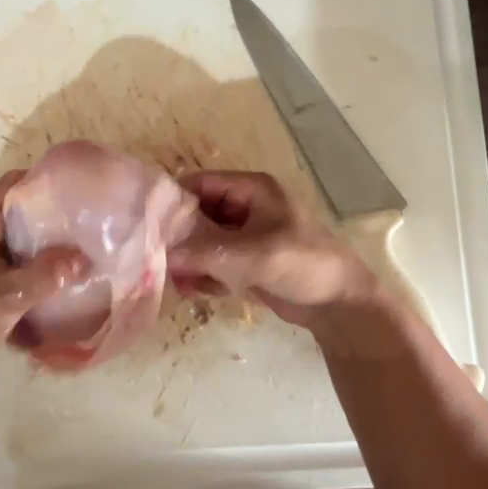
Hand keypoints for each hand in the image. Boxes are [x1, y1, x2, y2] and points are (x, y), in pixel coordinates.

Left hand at [0, 170, 86, 385]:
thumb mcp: (8, 296)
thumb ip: (46, 274)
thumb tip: (85, 256)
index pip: (12, 184)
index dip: (42, 179)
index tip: (77, 187)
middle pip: (20, 210)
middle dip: (53, 213)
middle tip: (90, 219)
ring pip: (21, 239)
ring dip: (48, 243)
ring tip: (86, 245)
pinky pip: (18, 262)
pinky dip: (39, 265)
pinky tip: (64, 276)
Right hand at [166, 171, 379, 332]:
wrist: (340, 305)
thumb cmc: (303, 264)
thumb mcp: (252, 255)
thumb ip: (204, 252)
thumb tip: (160, 253)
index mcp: (252, 190)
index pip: (199, 183)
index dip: (173, 201)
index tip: (147, 224)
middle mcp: (246, 207)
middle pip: (198, 213)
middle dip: (178, 236)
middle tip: (155, 258)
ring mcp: (247, 237)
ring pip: (203, 241)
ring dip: (188, 259)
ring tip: (174, 280)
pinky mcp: (248, 263)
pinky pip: (215, 262)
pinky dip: (202, 274)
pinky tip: (193, 290)